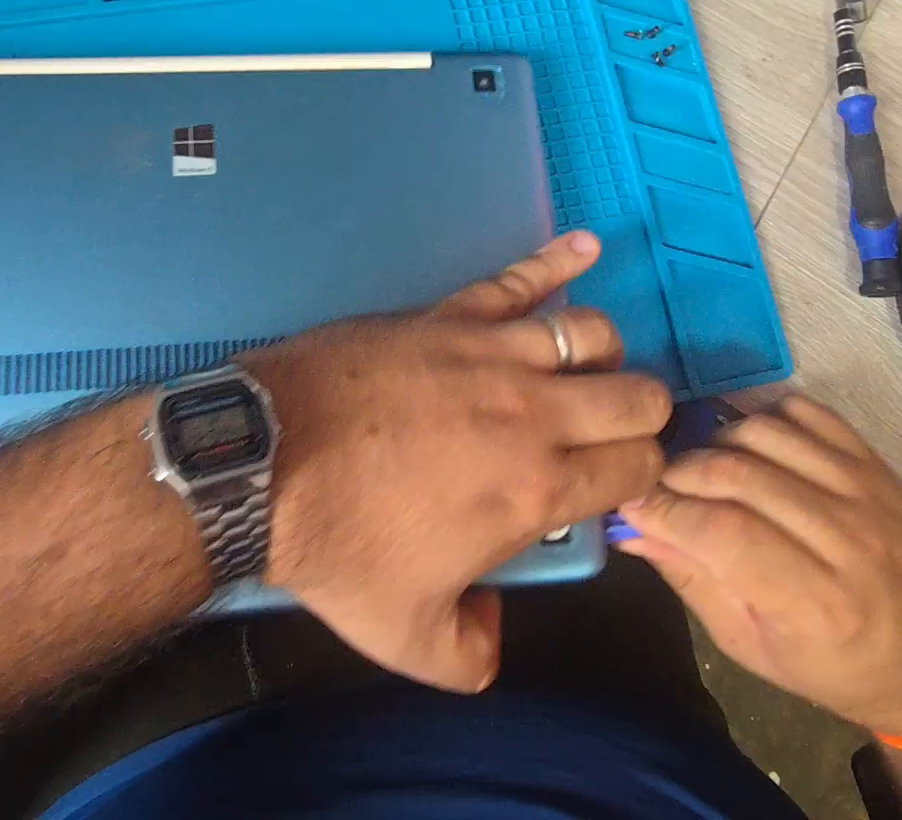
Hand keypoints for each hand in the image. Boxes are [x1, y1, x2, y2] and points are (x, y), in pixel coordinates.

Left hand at [241, 232, 671, 692]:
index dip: (637, 475)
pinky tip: (585, 246)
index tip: (612, 481)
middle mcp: (534, 414)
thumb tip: (498, 629)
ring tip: (582, 371)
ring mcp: (493, 354)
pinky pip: (518, 279)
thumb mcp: (405, 637)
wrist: (263, 466)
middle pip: (637, 395)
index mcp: (537, 491)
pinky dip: (558, 260)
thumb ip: (472, 656)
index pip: (636, 469)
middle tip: (607, 431)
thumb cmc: (338, 547)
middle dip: (638, 416)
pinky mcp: (450, 316)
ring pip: (592, 333)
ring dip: (603, 356)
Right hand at [616, 397, 901, 738]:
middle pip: (736, 474)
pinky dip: (762, 419)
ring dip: (714, 445)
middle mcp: (848, 540)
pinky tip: (750, 451)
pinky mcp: (875, 464)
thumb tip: (630, 528)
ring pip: (763, 434)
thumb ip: (689, 579)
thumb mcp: (748, 644)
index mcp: (817, 603)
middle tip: (655, 487)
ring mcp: (866, 492)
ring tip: (703, 472)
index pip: (722, 532)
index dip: (663, 510)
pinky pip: (804, 413)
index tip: (629, 505)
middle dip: (677, 474)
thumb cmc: (831, 665)